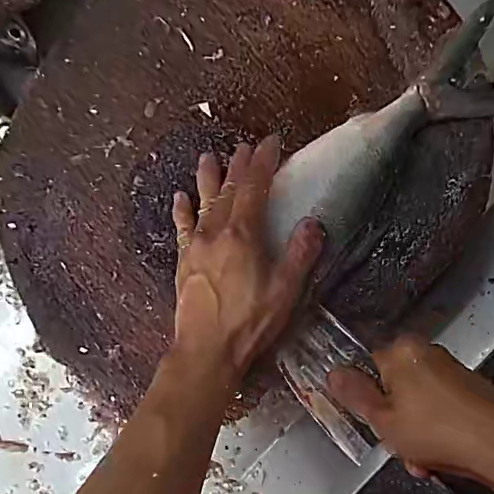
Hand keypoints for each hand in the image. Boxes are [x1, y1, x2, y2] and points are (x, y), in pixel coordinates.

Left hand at [169, 136, 323, 386]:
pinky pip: (182, 229)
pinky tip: (180, 198)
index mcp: (243, 236)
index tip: (272, 142)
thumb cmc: (249, 324)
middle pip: (228, 191)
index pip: (255, 188)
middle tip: (246, 145)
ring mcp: (195, 248)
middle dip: (239, 166)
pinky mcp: (183, 264)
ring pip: (202, 204)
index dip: (264, 162)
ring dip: (207, 180)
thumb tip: (313, 223)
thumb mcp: (285, 291)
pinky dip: (182, 211)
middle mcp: (215, 234)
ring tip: (208, 157)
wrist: (206, 351)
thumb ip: (300, 255)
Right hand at [326, 336, 493, 478]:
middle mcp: (428, 353)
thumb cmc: (438, 432)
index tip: (370, 421)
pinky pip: (440, 410)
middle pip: (393, 387)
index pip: (366, 367)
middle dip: (393, 420)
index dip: (365, 398)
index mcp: (402, 352)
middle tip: (397, 444)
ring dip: (414, 432)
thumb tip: (334, 374)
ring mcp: (452, 371)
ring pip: (417, 403)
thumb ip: (355, 395)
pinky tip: (440, 456)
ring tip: (422, 459)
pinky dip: (436, 431)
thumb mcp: (383, 420)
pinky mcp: (472, 390)